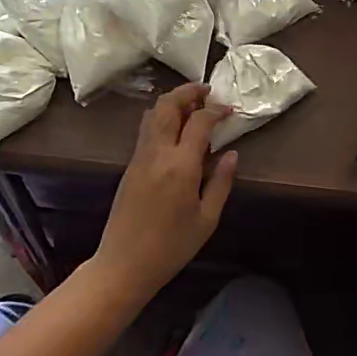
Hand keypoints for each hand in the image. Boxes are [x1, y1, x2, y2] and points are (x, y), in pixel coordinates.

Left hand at [93, 84, 237, 299]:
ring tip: (192, 105)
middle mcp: (157, 153)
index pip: (199, 122)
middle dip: (187, 92)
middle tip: (206, 91)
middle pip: (168, 105)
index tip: (229, 110)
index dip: (216, 110)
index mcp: (180, 166)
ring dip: (172, 102)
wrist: (124, 263)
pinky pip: (146, 129)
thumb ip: (221, 182)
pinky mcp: (130, 164)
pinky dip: (162, 117)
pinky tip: (176, 129)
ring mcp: (139, 156)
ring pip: (153, 113)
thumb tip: (232, 153)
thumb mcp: (207, 219)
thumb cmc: (171, 247)